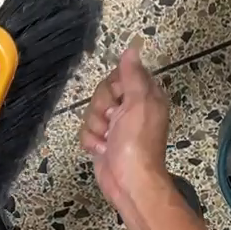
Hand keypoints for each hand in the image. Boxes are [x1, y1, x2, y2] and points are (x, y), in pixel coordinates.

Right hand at [79, 39, 170, 213]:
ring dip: (96, 128)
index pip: (119, 76)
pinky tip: (103, 150)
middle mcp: (130, 109)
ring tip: (108, 140)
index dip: (113, 87)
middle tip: (112, 122)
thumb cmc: (137, 142)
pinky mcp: (102, 141)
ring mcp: (115, 126)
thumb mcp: (138, 103)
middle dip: (101, 109)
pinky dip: (91, 142)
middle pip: (101, 93)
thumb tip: (132, 48)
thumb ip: (132, 75)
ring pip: (90, 113)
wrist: (128, 180)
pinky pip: (86, 131)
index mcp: (144, 96)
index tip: (117, 99)